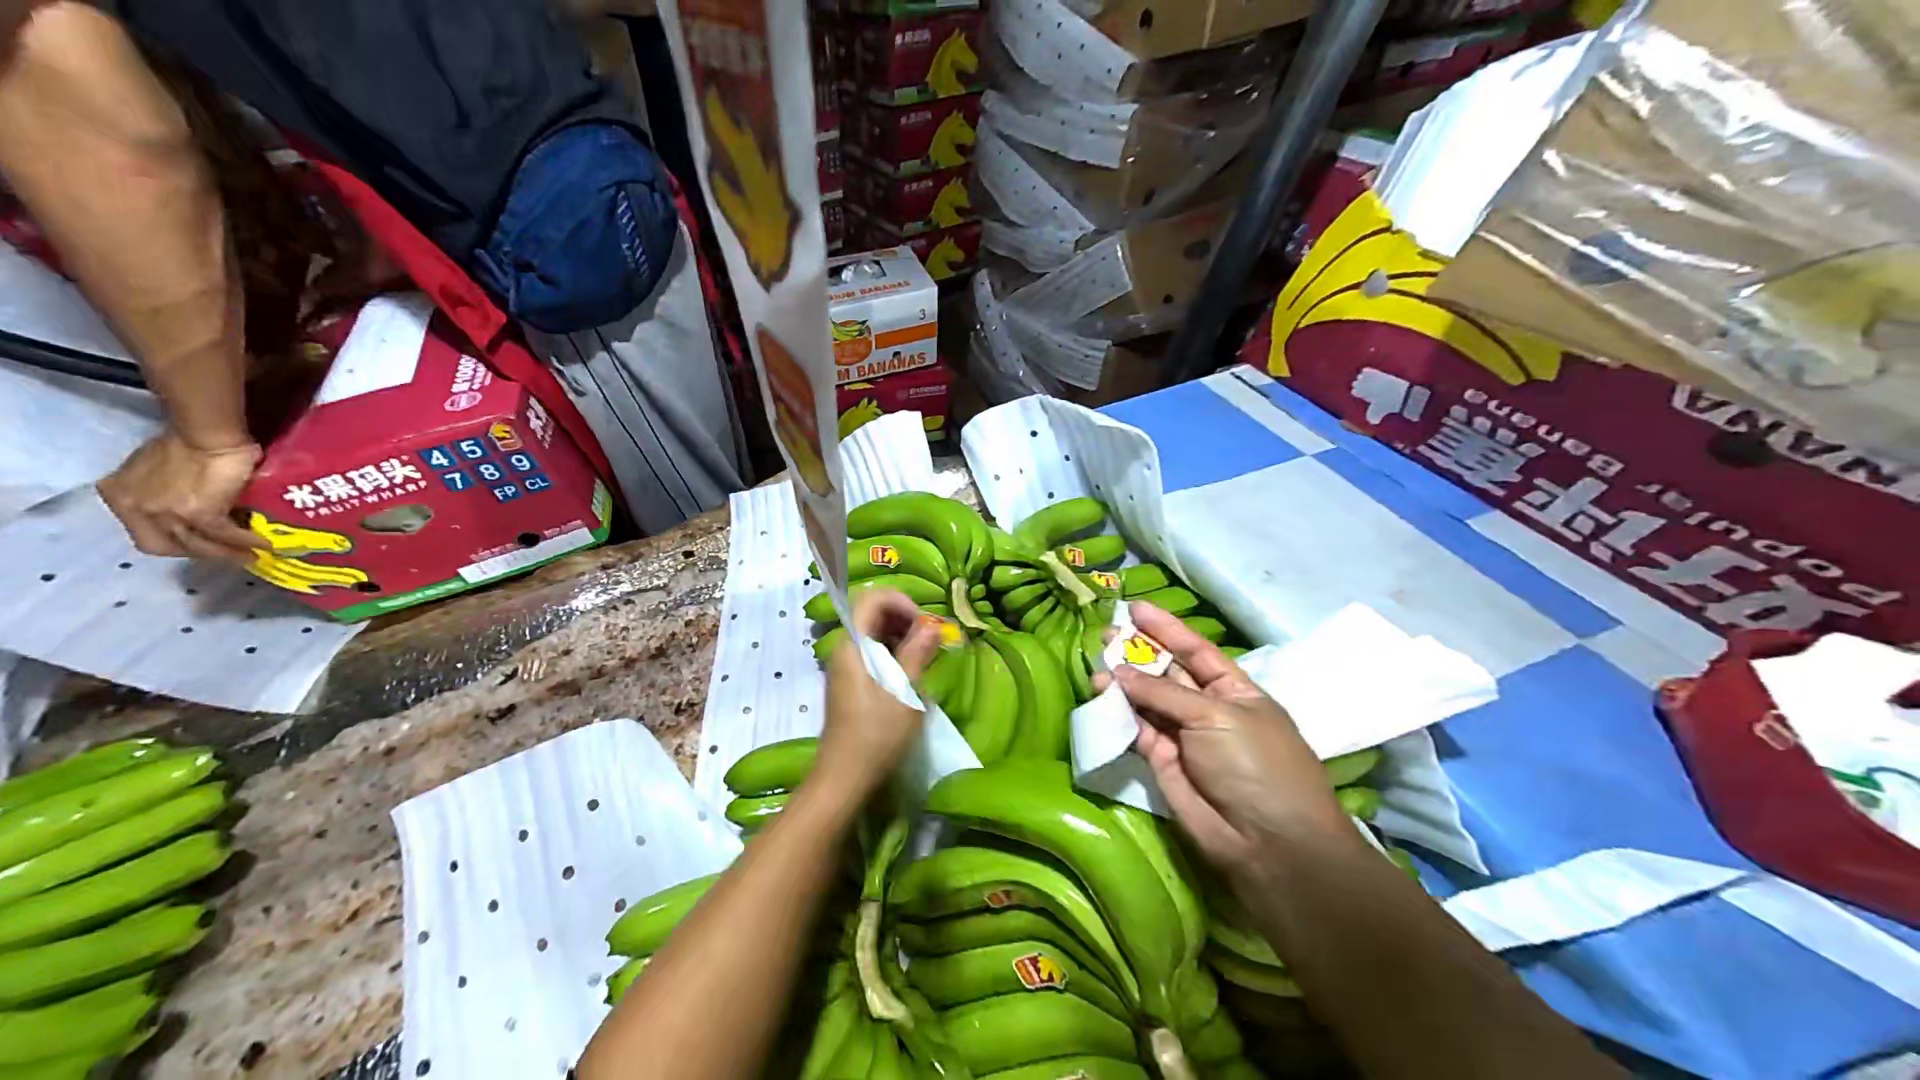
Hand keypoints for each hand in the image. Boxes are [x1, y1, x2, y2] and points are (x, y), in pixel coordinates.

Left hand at [97, 430, 265, 559]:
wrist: (206, 434)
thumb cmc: (185, 442)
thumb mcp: (157, 467)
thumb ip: (161, 489)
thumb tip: (188, 503)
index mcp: (120, 495)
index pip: (143, 532)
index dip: (173, 541)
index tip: (198, 542)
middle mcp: (137, 509)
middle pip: (165, 545)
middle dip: (197, 553)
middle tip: (224, 553)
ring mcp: (167, 514)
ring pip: (196, 545)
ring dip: (225, 552)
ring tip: (251, 554)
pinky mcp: (200, 514)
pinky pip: (225, 535)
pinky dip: (246, 542)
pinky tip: (263, 545)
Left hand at [817, 590, 941, 796]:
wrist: (843, 778)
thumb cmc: (875, 736)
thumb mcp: (904, 694)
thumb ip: (917, 655)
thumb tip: (932, 625)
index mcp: (852, 646)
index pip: (871, 598)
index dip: (901, 601)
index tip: (924, 622)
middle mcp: (844, 650)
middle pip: (871, 612)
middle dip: (904, 616)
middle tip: (930, 637)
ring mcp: (845, 666)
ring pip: (873, 632)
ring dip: (901, 634)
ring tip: (925, 653)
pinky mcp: (850, 682)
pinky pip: (872, 652)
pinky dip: (893, 651)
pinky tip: (911, 671)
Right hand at [1099, 602, 1350, 877]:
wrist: (1267, 842)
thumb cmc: (1256, 764)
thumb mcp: (1217, 716)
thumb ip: (1164, 693)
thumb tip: (1120, 674)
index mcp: (1235, 690)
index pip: (1195, 649)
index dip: (1167, 628)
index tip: (1135, 608)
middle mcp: (1207, 708)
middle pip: (1167, 672)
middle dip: (1138, 653)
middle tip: (1105, 635)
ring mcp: (1185, 736)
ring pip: (1147, 701)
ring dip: (1123, 683)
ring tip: (1096, 664)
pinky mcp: (1163, 762)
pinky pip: (1137, 730)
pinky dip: (1119, 714)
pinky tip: (1101, 697)